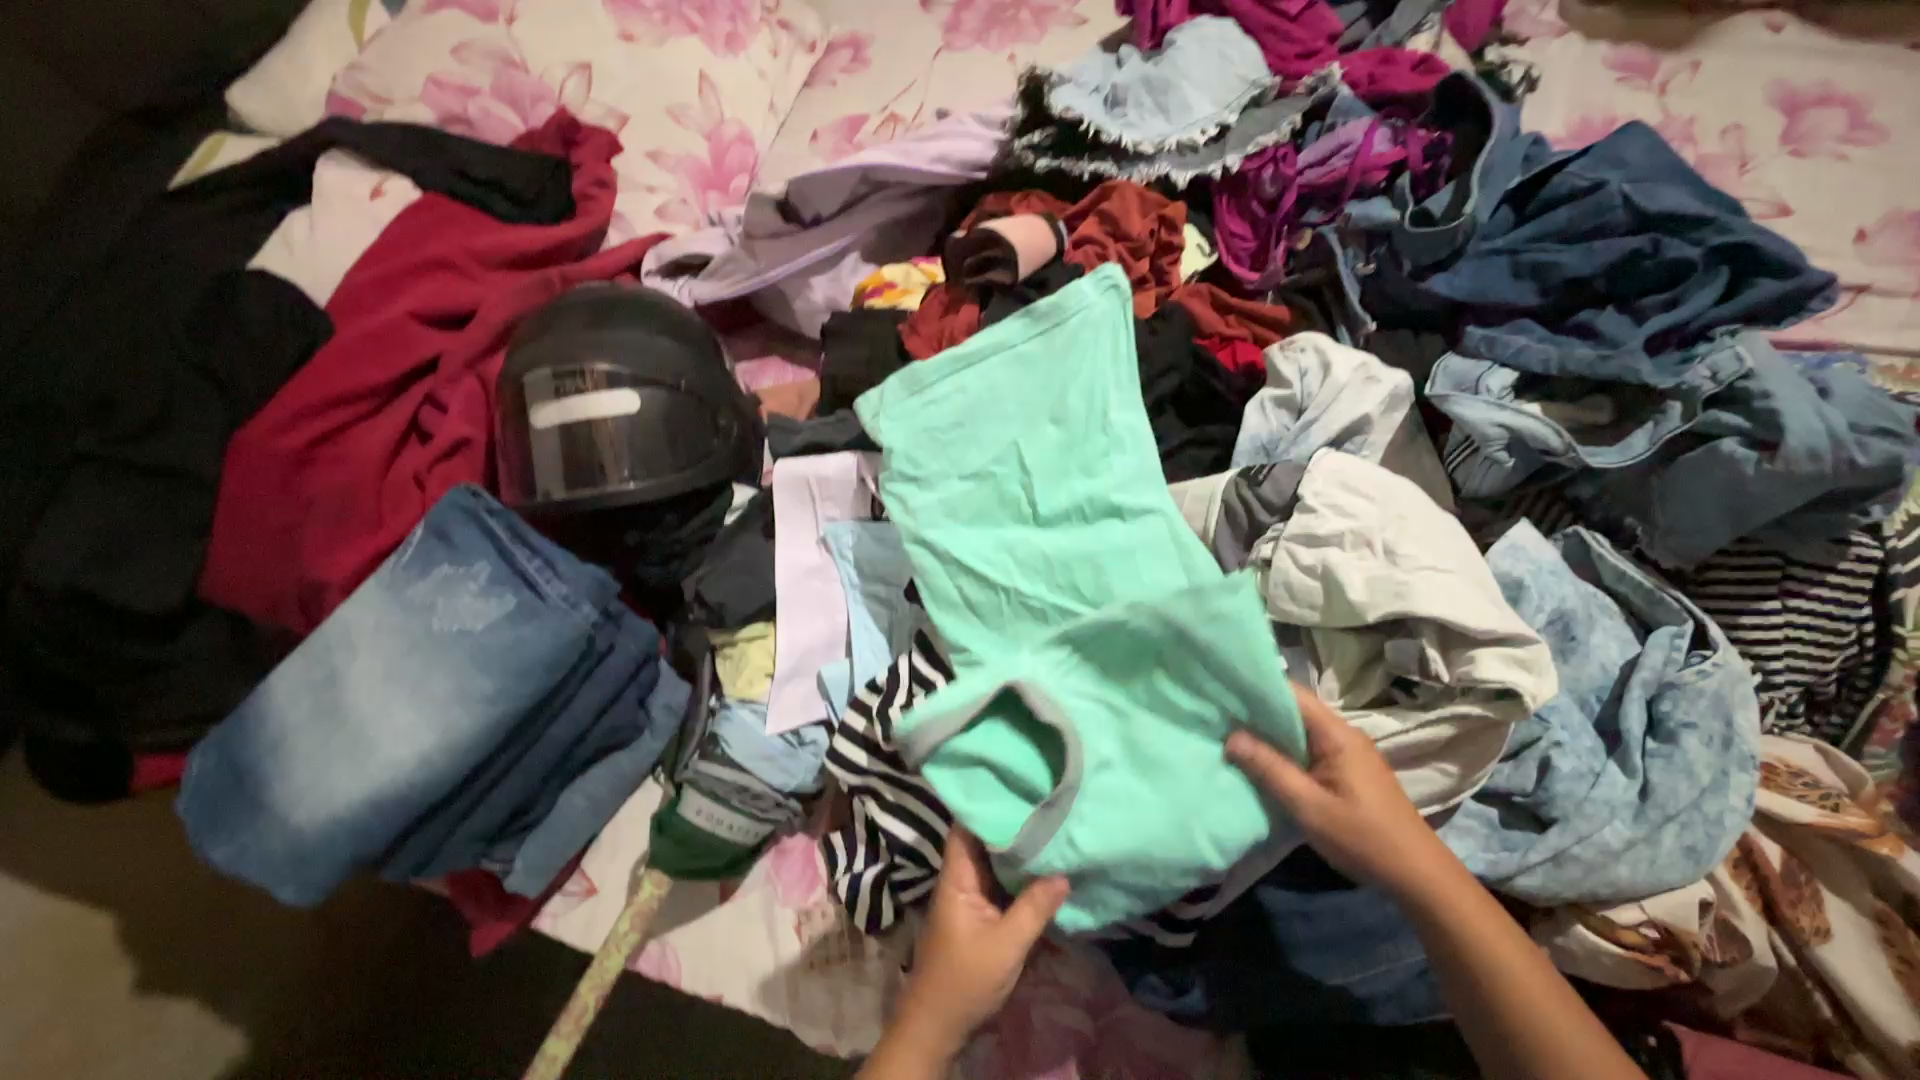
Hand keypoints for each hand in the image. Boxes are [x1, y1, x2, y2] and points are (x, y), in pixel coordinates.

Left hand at [891, 827, 1069, 1059]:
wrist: (939, 1025)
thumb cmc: (965, 980)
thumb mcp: (1006, 945)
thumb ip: (1034, 908)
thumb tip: (1064, 873)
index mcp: (956, 879)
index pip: (965, 828)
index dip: (987, 806)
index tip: (1017, 789)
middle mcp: (961, 882)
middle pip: (984, 844)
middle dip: (1012, 827)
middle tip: (1045, 806)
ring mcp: (970, 899)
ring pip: (995, 866)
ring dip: (1019, 855)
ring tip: (1052, 831)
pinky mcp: (980, 917)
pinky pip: (1001, 888)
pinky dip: (1020, 880)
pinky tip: (1046, 872)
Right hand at [1226, 684, 1454, 899]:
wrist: (1417, 875)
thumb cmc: (1363, 839)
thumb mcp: (1309, 806)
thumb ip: (1270, 769)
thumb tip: (1231, 736)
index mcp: (1338, 735)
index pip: (1293, 694)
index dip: (1257, 688)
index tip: (1222, 690)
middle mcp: (1345, 736)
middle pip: (1296, 710)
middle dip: (1257, 711)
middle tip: (1217, 714)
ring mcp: (1349, 754)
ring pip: (1301, 731)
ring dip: (1269, 733)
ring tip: (1230, 734)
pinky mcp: (1348, 772)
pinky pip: (1309, 749)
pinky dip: (1284, 750)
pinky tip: (1261, 761)